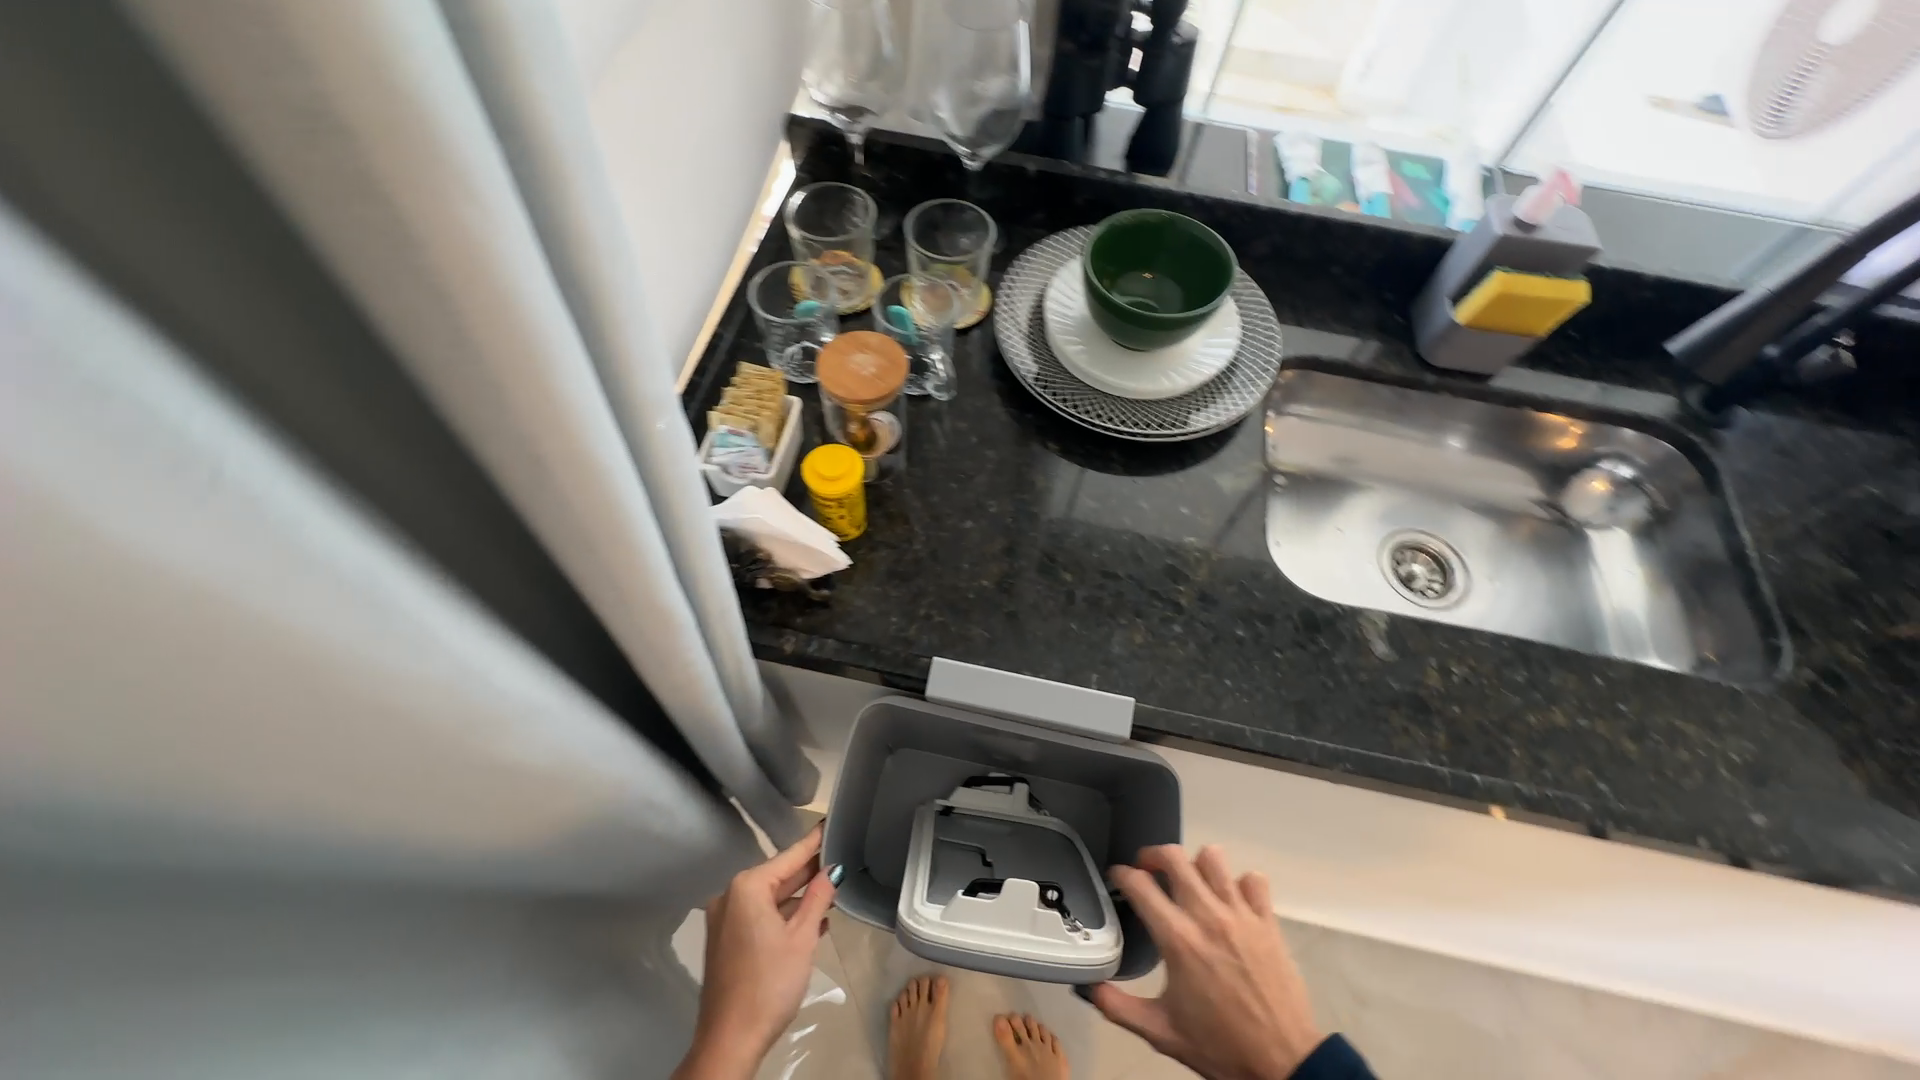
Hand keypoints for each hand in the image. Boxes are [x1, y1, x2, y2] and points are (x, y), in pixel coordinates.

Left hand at [674, 823, 838, 1079]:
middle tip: (839, 857)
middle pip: (777, 876)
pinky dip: (783, 916)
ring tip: (832, 889)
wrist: (730, 1038)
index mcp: (747, 887)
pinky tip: (812, 920)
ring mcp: (725, 919)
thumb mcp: (802, 937)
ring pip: (769, 898)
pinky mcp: (726, 941)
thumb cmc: (770, 983)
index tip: (830, 822)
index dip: (813, 843)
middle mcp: (730, 896)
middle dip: (808, 871)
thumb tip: (832, 870)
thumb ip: (818, 898)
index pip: (788, 857)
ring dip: (798, 897)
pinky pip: (759, 916)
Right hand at [1088, 845, 1323, 1079]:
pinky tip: (1231, 902)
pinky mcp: (1268, 921)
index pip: (1139, 884)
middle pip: (1173, 857)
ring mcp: (1241, 915)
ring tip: (1189, 882)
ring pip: (1212, 858)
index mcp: (1177, 939)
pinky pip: (1253, 880)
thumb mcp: (1160, 1033)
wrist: (1283, 1063)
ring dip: (1195, 864)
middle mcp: (1207, 916)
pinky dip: (1239, 883)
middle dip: (1153, 856)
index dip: (1121, 874)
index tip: (1117, 878)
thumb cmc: (1218, 1047)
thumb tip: (1086, 986)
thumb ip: (1117, 1006)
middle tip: (1147, 871)